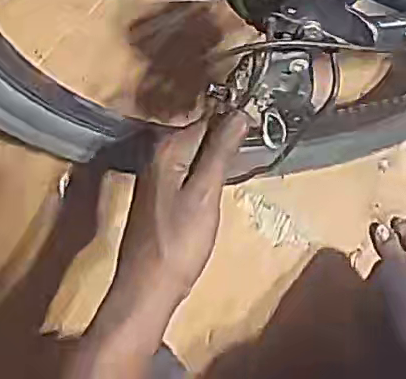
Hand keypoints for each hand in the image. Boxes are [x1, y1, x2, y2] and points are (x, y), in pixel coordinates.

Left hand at [63, 111, 247, 378]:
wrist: (145, 293)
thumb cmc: (178, 244)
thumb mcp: (206, 193)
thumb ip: (221, 149)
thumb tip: (241, 112)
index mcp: (168, 147)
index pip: (211, 117)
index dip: (237, 122)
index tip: (260, 130)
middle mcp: (159, 152)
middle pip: (203, 130)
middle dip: (228, 136)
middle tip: (254, 147)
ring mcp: (157, 172)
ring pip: (198, 149)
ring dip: (220, 152)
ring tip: (243, 161)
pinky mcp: (160, 190)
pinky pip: (191, 165)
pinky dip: (208, 168)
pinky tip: (220, 181)